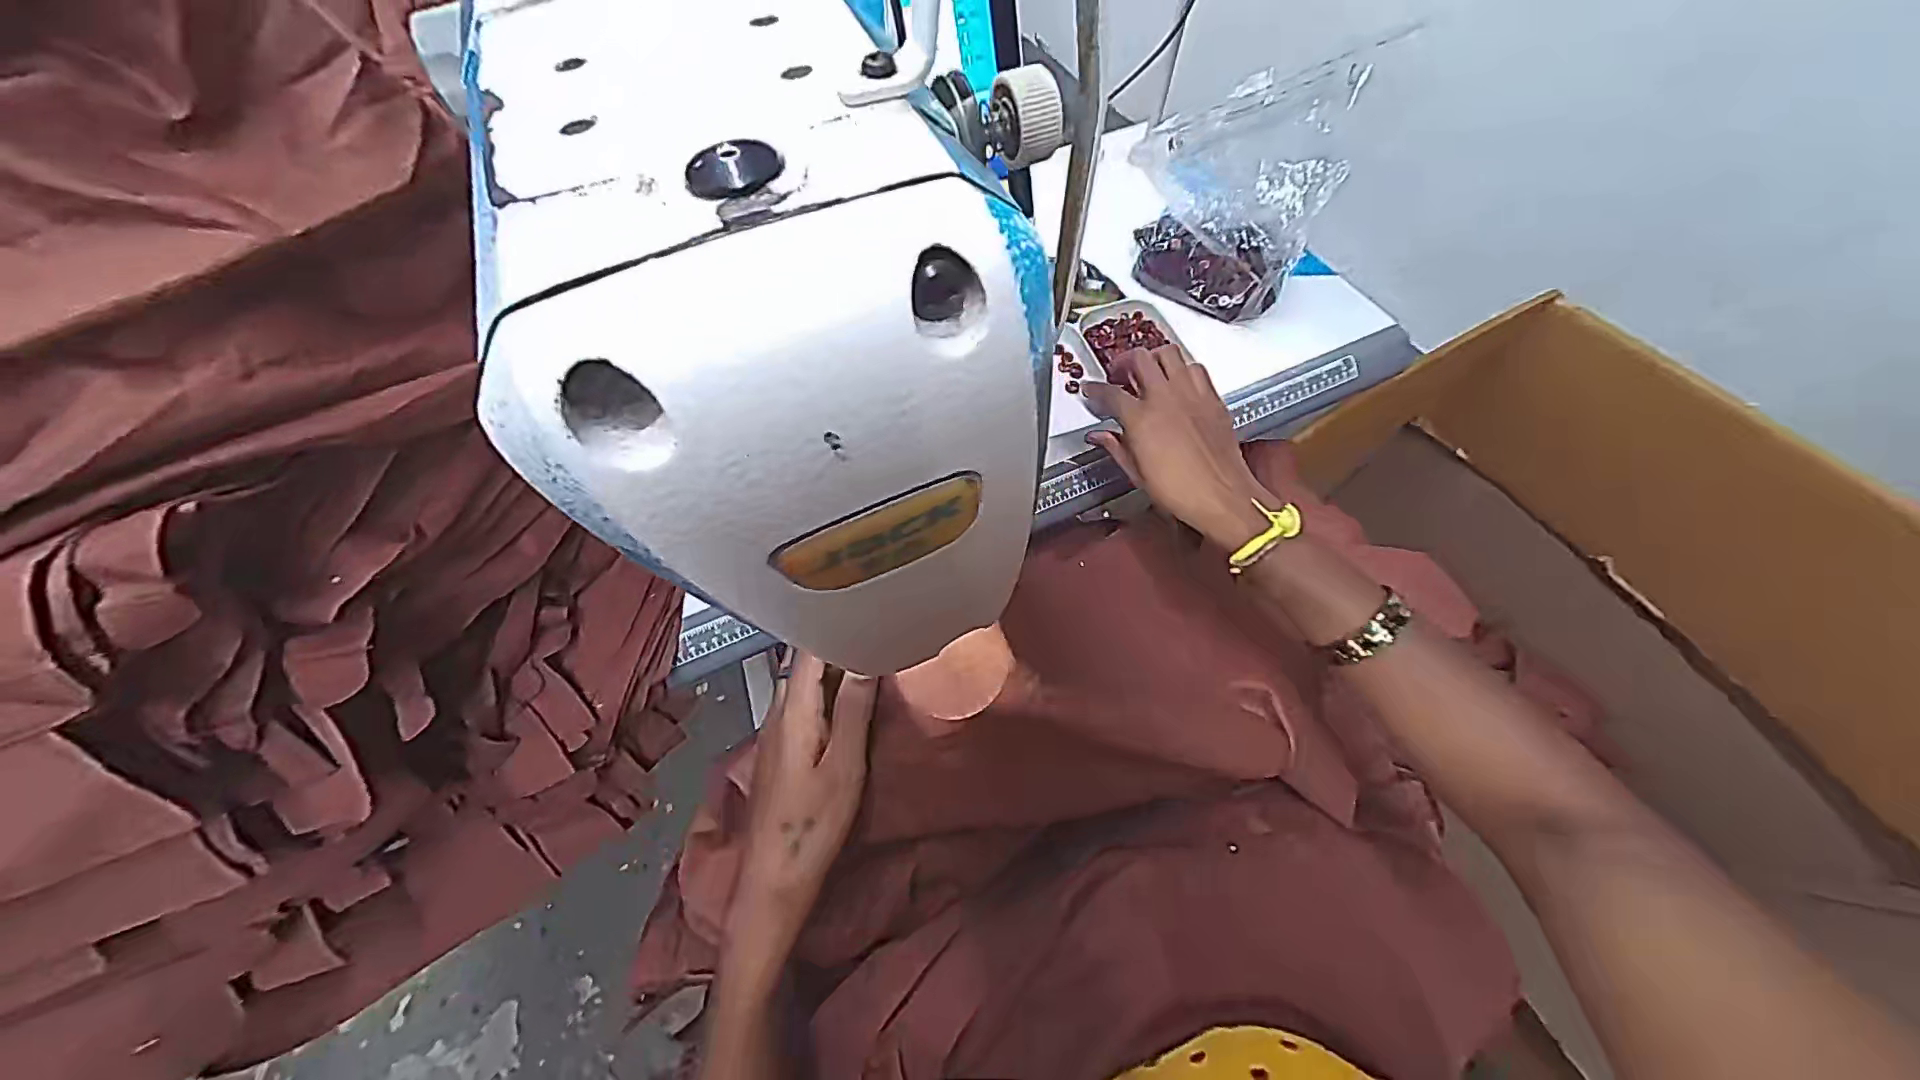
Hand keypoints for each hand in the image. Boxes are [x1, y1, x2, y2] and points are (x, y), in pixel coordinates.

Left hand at [728, 650, 876, 959]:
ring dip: (829, 666)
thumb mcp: (845, 766)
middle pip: (802, 662)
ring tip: (865, 651)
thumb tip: (865, 657)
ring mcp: (773, 730)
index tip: (862, 606)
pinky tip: (845, 695)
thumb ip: (855, 709)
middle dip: (834, 640)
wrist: (772, 877)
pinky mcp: (777, 748)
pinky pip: (801, 701)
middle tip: (871, 625)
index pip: (808, 650)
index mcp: (794, 710)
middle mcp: (777, 712)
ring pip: (801, 681)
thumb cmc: (813, 823)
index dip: (831, 623)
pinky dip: (823, 689)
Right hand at [1084, 345, 1274, 548]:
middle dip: (1123, 362)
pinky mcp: (1212, 398)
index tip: (1092, 390)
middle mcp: (1166, 399)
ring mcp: (1191, 395)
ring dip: (1154, 358)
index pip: (1110, 392)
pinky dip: (1182, 369)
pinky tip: (1178, 382)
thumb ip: (1116, 447)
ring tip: (1148, 371)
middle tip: (1119, 373)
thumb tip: (1101, 437)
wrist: (1221, 496)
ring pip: (1169, 353)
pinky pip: (1196, 368)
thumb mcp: (1137, 473)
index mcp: (1141, 419)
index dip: (1095, 389)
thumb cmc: (1182, 491)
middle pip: (1139, 359)